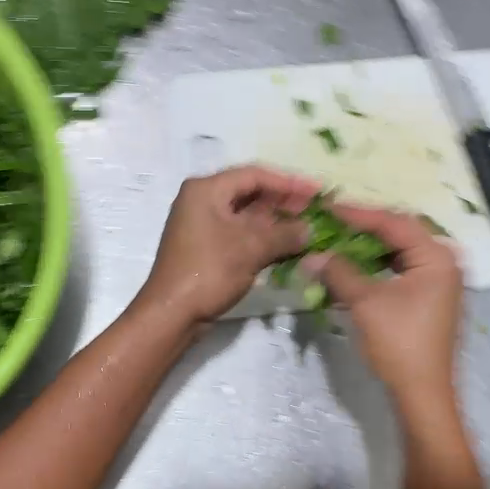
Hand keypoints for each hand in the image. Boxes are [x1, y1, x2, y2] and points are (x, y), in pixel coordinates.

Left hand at [136, 165, 317, 325]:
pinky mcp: (209, 250)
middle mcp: (203, 202)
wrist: (173, 313)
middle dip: (285, 204)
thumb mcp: (250, 248)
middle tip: (317, 211)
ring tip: (310, 229)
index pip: (254, 175)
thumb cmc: (208, 271)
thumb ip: (285, 234)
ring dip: (278, 224)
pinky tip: (290, 247)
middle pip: (251, 195)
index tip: (317, 191)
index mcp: (206, 190)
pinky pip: (242, 237)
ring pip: (248, 218)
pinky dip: (265, 241)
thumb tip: (312, 229)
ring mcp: (205, 227)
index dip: (289, 182)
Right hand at [304, 204, 463, 409]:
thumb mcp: (365, 302)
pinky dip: (376, 270)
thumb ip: (339, 272)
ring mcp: (439, 282)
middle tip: (331, 225)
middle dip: (363, 231)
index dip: (359, 214)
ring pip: (398, 255)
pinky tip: (351, 271)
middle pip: (399, 235)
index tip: (328, 209)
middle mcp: (444, 263)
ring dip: (367, 251)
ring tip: (336, 245)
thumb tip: (312, 255)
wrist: (421, 392)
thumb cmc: (399, 343)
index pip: (395, 222)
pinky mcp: (429, 300)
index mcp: (437, 256)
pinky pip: (400, 273)